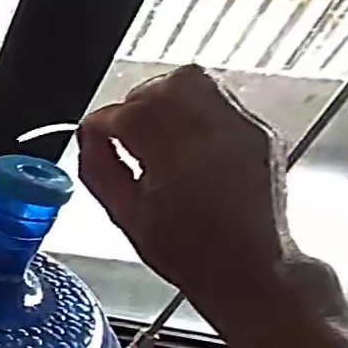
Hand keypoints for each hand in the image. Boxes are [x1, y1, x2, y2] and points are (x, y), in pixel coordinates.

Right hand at [77, 65, 296, 312]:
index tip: (93, 133)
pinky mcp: (259, 129)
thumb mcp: (127, 218)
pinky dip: (189, 108)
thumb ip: (100, 172)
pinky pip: (217, 98)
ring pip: (195, 80)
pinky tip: (180, 139)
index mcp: (178, 161)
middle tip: (121, 129)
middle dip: (133, 103)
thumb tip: (88, 138)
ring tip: (150, 129)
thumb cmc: (188, 253)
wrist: (247, 267)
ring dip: (162, 97)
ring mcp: (244, 129)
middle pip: (164, 87)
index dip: (102, 121)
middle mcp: (216, 136)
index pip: (130, 114)